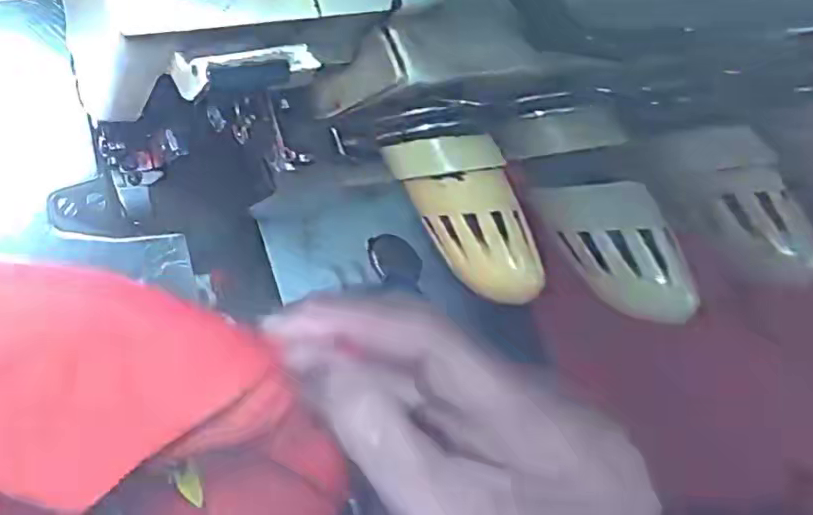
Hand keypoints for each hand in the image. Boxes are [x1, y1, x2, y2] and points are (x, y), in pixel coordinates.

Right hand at [263, 296, 658, 514]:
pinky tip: (336, 388)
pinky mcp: (512, 425)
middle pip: (419, 339)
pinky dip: (375, 383)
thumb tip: (302, 353)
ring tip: (290, 362)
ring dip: (350, 356)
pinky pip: (428, 386)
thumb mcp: (442, 513)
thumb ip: (374, 432)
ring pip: (418, 360)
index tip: (274, 325)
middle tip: (271, 342)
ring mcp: (530, 408)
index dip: (343, 316)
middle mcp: (540, 395)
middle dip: (337, 333)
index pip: (427, 333)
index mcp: (541, 419)